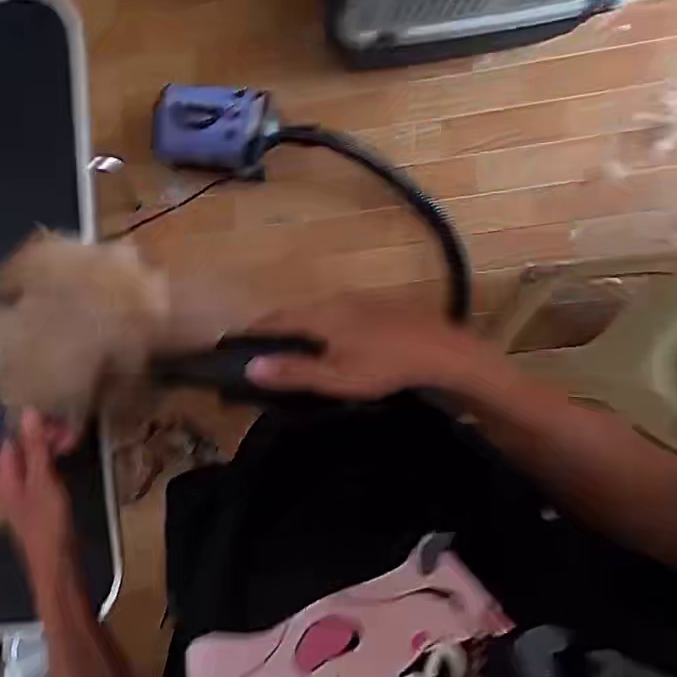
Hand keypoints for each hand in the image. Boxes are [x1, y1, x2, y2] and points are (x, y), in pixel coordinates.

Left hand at [0, 408, 80, 570]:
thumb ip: (36, 447)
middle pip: (22, 447)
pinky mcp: (36, 499)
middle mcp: (8, 481)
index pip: (13, 438)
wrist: (57, 563)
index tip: (61, 421)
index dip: (35, 426)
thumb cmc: (47, 523)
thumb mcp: (44, 480)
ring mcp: (22, 491)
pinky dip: (53, 461)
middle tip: (73, 433)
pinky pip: (41, 470)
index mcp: (3, 475)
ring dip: (51, 447)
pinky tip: (67, 459)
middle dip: (46, 435)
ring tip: (74, 442)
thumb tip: (27, 412)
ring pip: (33, 458)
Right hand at [242, 301, 504, 400]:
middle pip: (294, 312)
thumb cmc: (385, 366)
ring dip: (300, 327)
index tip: (234, 345)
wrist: (443, 351)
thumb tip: (251, 366)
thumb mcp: (337, 377)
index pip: (274, 320)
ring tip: (292, 349)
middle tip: (261, 352)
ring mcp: (359, 299)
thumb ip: (295, 372)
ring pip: (318, 311)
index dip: (251, 332)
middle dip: (274, 329)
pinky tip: (333, 343)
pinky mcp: (379, 305)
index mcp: (320, 315)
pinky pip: (339, 312)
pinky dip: (324, 326)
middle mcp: (335, 299)